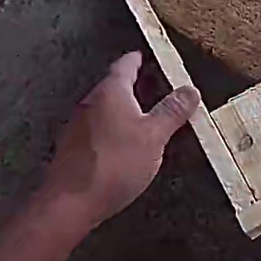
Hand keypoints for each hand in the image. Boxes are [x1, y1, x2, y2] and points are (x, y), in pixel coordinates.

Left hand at [39, 52, 199, 232]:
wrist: (70, 203)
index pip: (125, 65)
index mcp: (111, 92)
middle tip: (157, 86)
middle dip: (136, 85)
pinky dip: (115, 127)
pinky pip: (98, 128)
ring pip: (106, 108)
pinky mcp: (74, 148)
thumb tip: (190, 90)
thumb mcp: (155, 135)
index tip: (148, 57)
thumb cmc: (114, 164)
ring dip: (126, 108)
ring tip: (148, 116)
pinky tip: (126, 143)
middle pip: (115, 85)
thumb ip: (173, 111)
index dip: (139, 60)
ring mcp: (79, 126)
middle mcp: (91, 103)